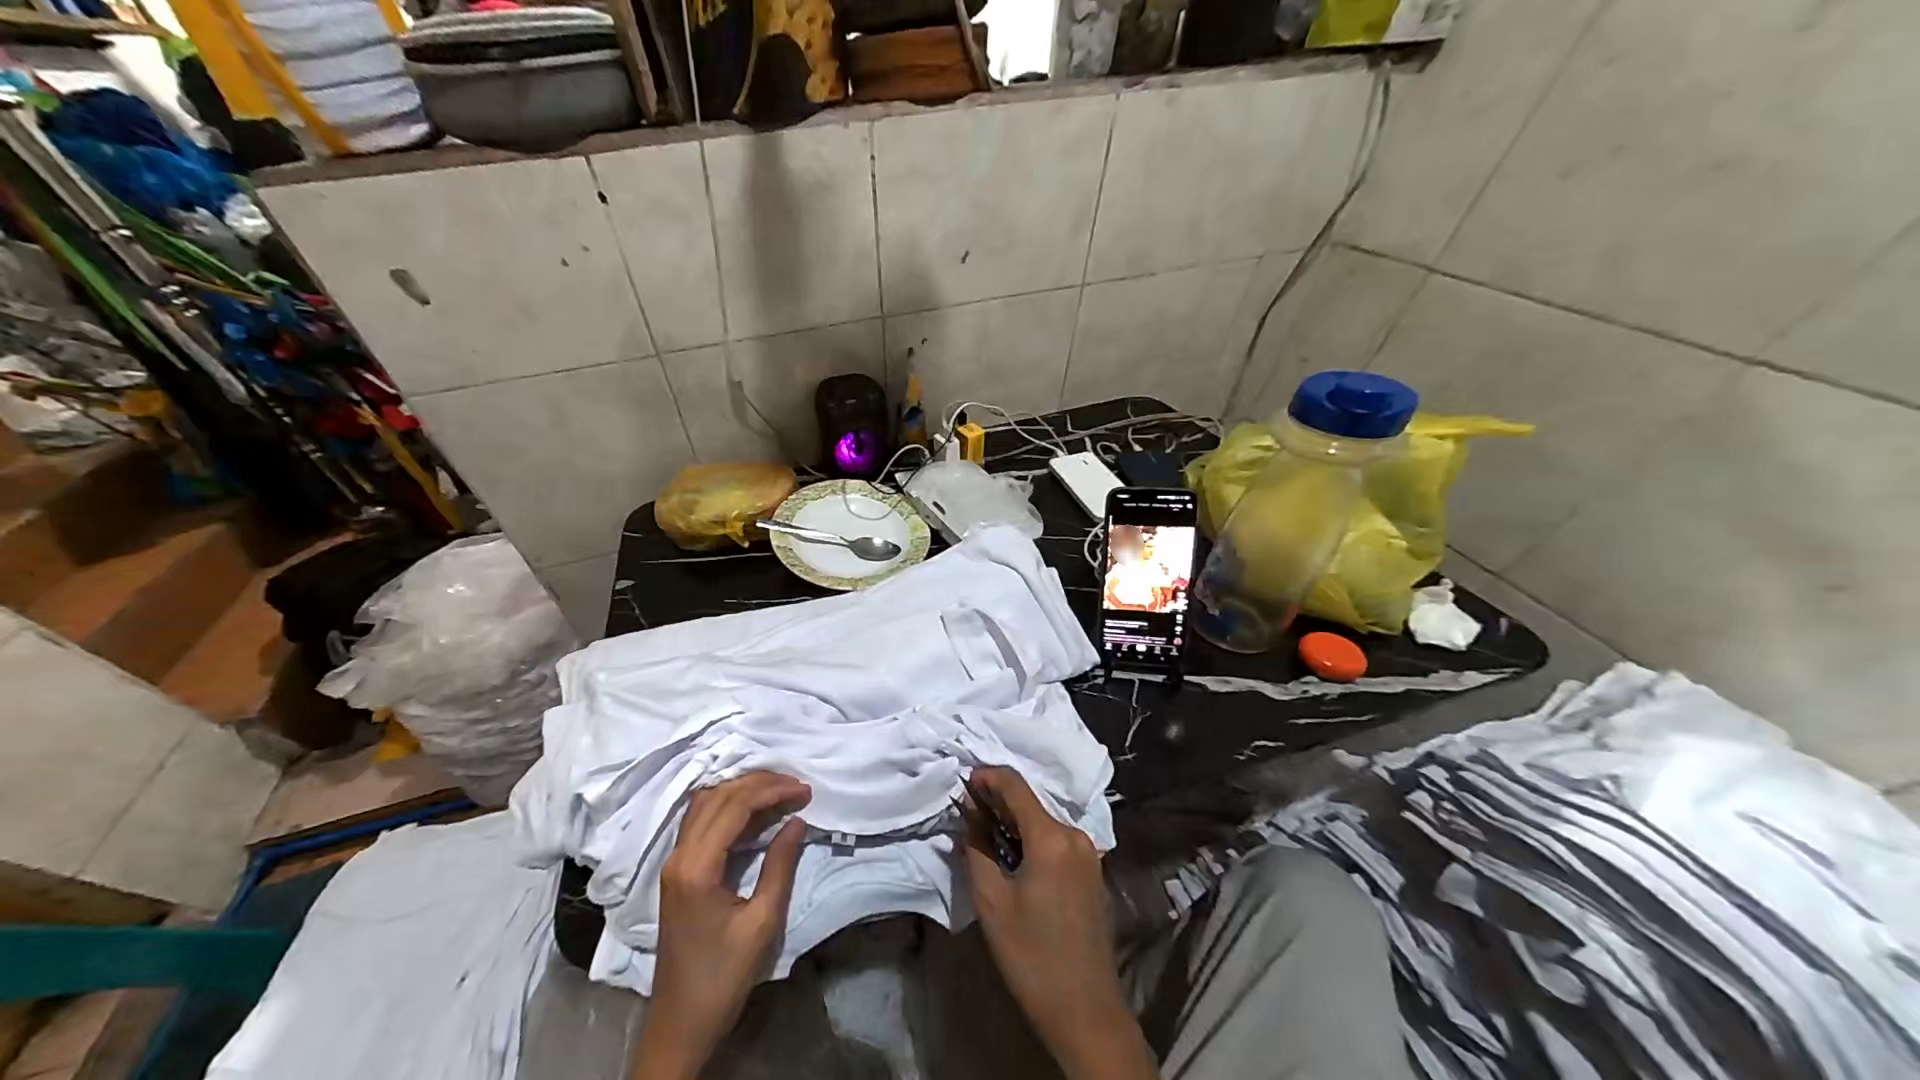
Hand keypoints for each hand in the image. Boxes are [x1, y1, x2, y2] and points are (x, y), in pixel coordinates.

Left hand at [631, 772, 811, 1079]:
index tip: (805, 790)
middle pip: (717, 797)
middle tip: (797, 786)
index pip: (734, 806)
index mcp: (696, 867)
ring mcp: (674, 863)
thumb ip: (780, 865)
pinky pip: (701, 822)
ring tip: (780, 792)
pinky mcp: (678, 872)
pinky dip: (729, 807)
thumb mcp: (762, 922)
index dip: (772, 791)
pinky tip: (755, 812)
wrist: (681, 1022)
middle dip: (759, 784)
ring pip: (705, 804)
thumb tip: (797, 821)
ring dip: (742, 791)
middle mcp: (678, 856)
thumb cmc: (724, 976)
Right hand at [960, 767, 1159, 1079]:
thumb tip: (969, 812)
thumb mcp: (992, 902)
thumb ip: (977, 848)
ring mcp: (1089, 854)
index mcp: (1053, 838)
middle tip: (967, 809)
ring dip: (1014, 822)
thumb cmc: (1031, 956)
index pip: (1015, 786)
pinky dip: (1032, 839)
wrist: (1085, 1009)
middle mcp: (1076, 836)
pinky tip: (1013, 855)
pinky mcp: (1092, 872)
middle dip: (997, 801)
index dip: (987, 777)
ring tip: (984, 832)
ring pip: (1044, 821)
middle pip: (1031, 802)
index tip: (963, 779)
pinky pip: (1057, 840)